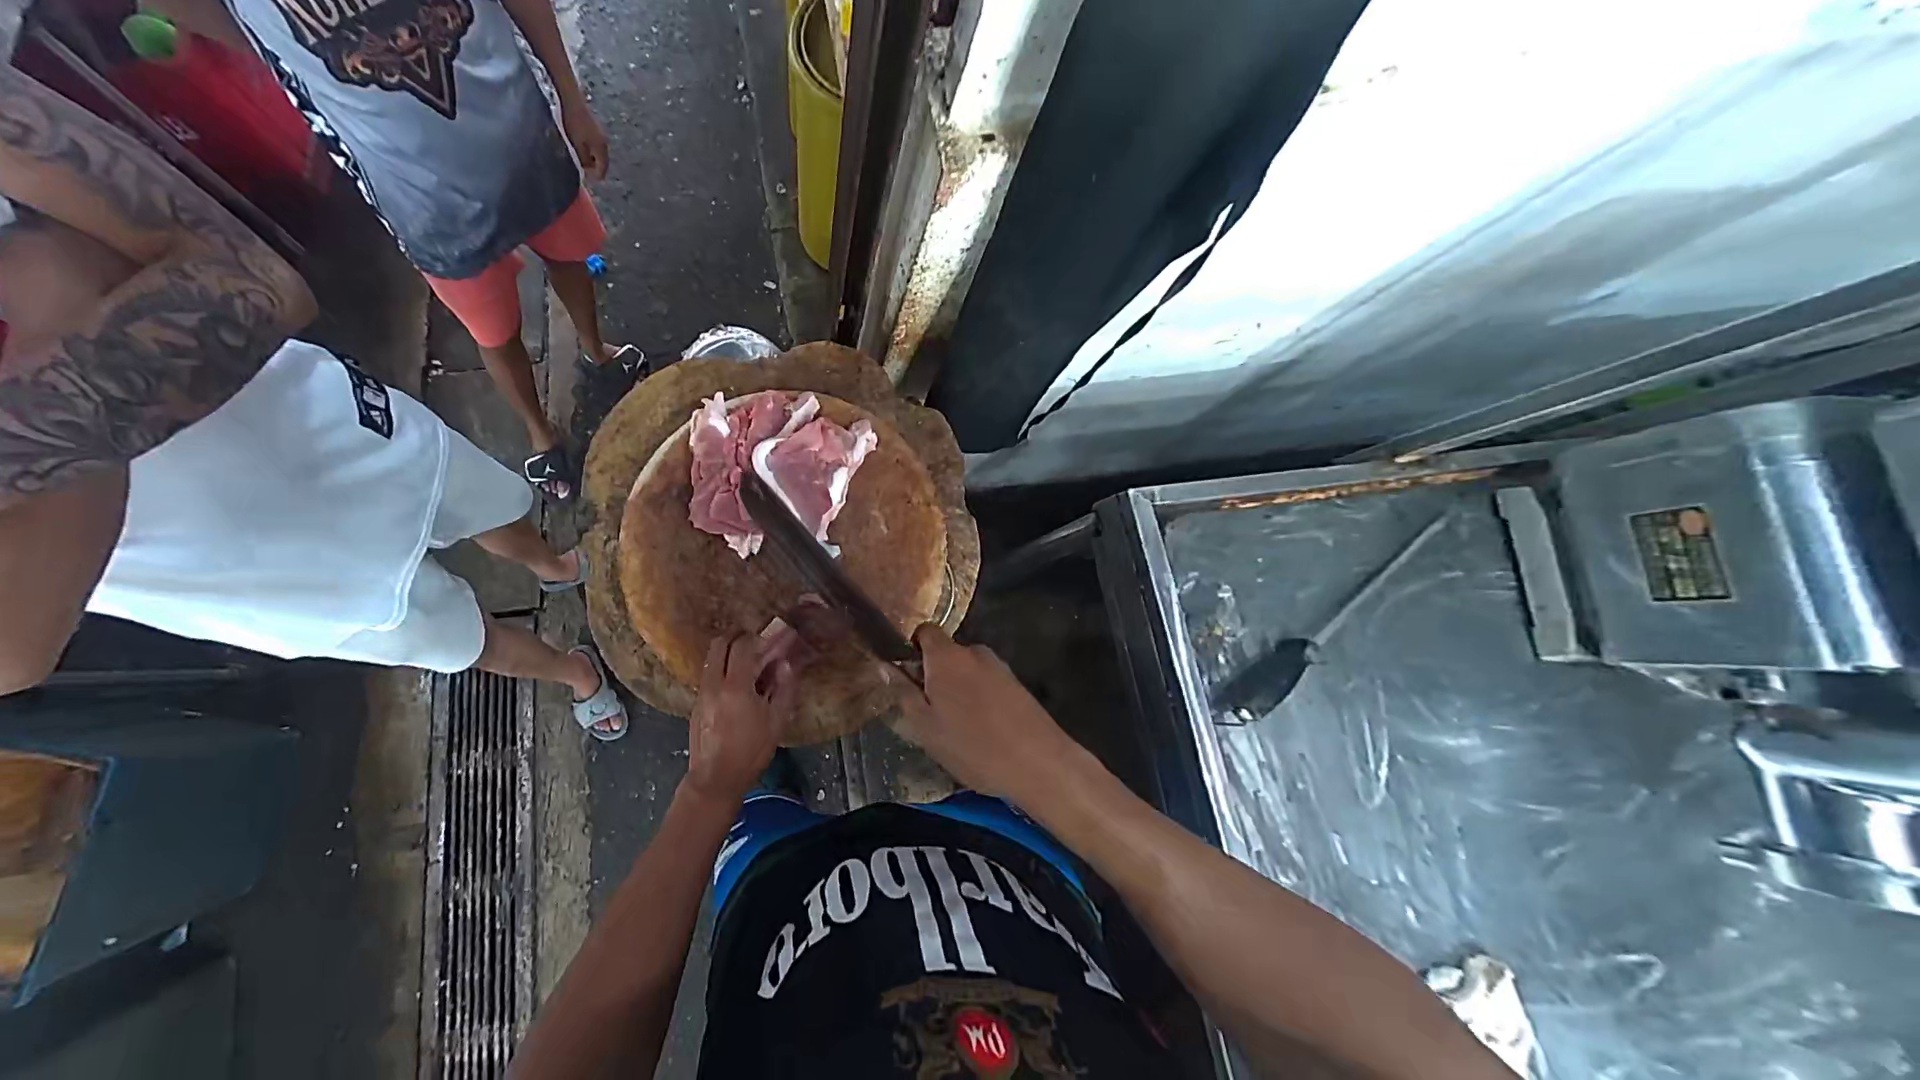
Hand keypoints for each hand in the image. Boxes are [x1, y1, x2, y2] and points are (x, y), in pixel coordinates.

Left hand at [561, 97, 608, 181]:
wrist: (568, 95)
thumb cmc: (572, 121)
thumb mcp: (576, 145)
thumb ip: (583, 160)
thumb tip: (586, 170)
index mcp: (601, 148)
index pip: (603, 168)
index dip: (596, 176)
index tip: (587, 180)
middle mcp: (603, 141)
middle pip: (600, 160)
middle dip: (592, 166)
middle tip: (581, 170)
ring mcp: (598, 132)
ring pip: (595, 151)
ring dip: (588, 156)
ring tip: (577, 157)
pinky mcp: (591, 125)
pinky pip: (591, 142)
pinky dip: (586, 147)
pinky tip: (576, 145)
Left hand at [686, 633, 795, 802]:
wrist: (716, 778)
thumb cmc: (751, 750)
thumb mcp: (777, 721)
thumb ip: (784, 688)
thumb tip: (785, 664)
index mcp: (735, 686)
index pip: (742, 646)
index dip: (758, 638)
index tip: (771, 639)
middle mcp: (714, 684)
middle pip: (719, 644)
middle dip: (738, 637)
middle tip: (755, 641)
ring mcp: (702, 693)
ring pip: (712, 659)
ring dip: (728, 653)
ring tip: (748, 663)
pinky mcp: (696, 704)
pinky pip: (709, 675)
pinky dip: (723, 669)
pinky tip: (738, 685)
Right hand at [886, 626, 1081, 801]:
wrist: (1039, 762)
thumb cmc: (973, 746)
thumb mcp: (925, 727)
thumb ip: (904, 692)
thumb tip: (886, 666)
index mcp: (948, 656)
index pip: (925, 631)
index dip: (912, 648)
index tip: (906, 676)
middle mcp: (975, 652)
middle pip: (946, 653)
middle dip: (935, 675)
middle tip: (928, 712)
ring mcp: (1000, 667)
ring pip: (967, 671)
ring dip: (957, 689)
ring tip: (956, 727)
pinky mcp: (1017, 684)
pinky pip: (986, 683)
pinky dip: (978, 698)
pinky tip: (981, 730)